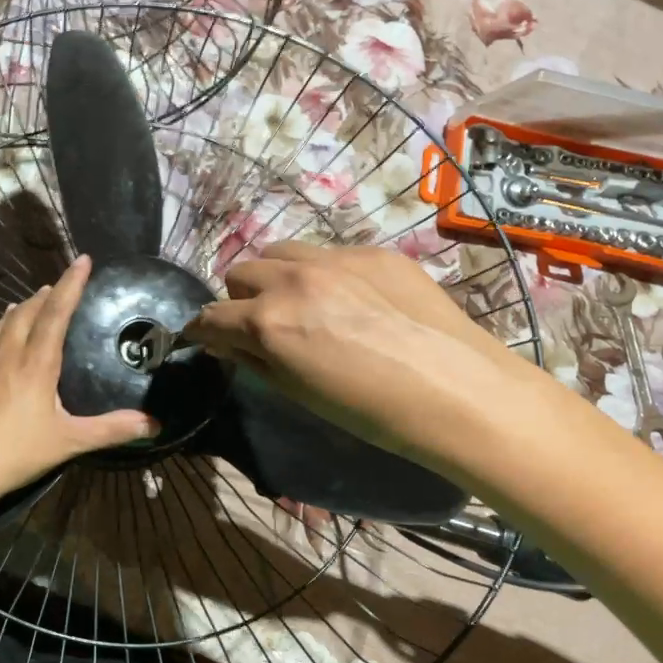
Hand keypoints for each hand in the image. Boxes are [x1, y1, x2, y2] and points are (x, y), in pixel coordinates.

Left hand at [0, 256, 157, 507]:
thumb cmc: (15, 454)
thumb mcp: (69, 442)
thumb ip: (111, 430)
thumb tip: (154, 423)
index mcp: (36, 365)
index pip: (57, 314)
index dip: (71, 285)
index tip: (82, 260)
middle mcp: (6, 358)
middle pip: (25, 317)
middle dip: (42, 298)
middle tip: (54, 286)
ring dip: (11, 315)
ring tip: (22, 304)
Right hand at [182, 243, 535, 466]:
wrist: (460, 393)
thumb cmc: (371, 410)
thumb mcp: (297, 392)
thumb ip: (253, 360)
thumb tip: (226, 344)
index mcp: (267, 321)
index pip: (210, 315)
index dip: (203, 331)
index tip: (208, 341)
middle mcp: (292, 279)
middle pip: (239, 273)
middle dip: (241, 300)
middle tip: (264, 326)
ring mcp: (336, 259)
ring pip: (279, 252)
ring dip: (276, 276)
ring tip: (303, 305)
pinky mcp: (375, 253)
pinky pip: (328, 254)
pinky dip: (323, 274)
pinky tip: (355, 304)